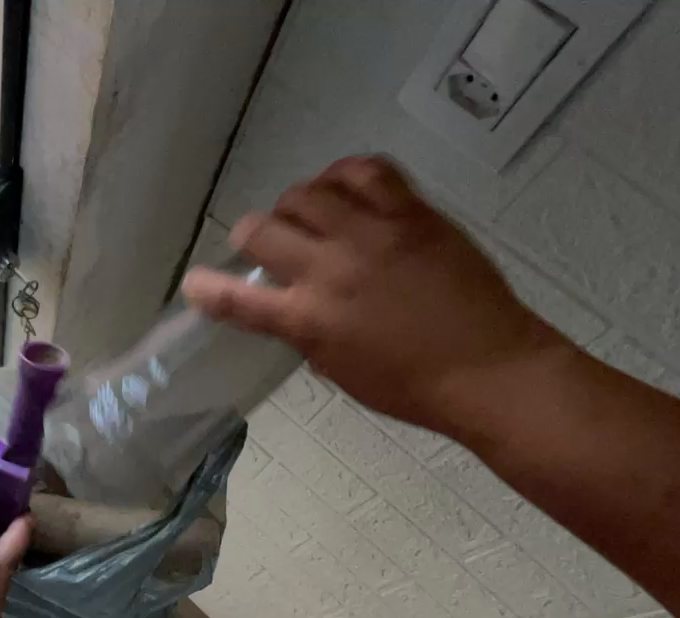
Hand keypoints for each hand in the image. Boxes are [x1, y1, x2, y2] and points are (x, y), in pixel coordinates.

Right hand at [182, 155, 569, 434]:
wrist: (486, 367)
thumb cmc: (407, 385)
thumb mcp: (338, 368)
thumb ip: (306, 332)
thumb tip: (293, 307)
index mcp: (308, 320)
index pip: (238, 300)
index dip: (207, 289)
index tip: (193, 283)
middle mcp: (330, 270)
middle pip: (263, 230)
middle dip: (249, 236)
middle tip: (262, 244)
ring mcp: (371, 234)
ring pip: (306, 193)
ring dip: (293, 205)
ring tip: (307, 216)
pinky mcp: (411, 212)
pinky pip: (364, 171)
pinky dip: (341, 176)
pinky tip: (343, 190)